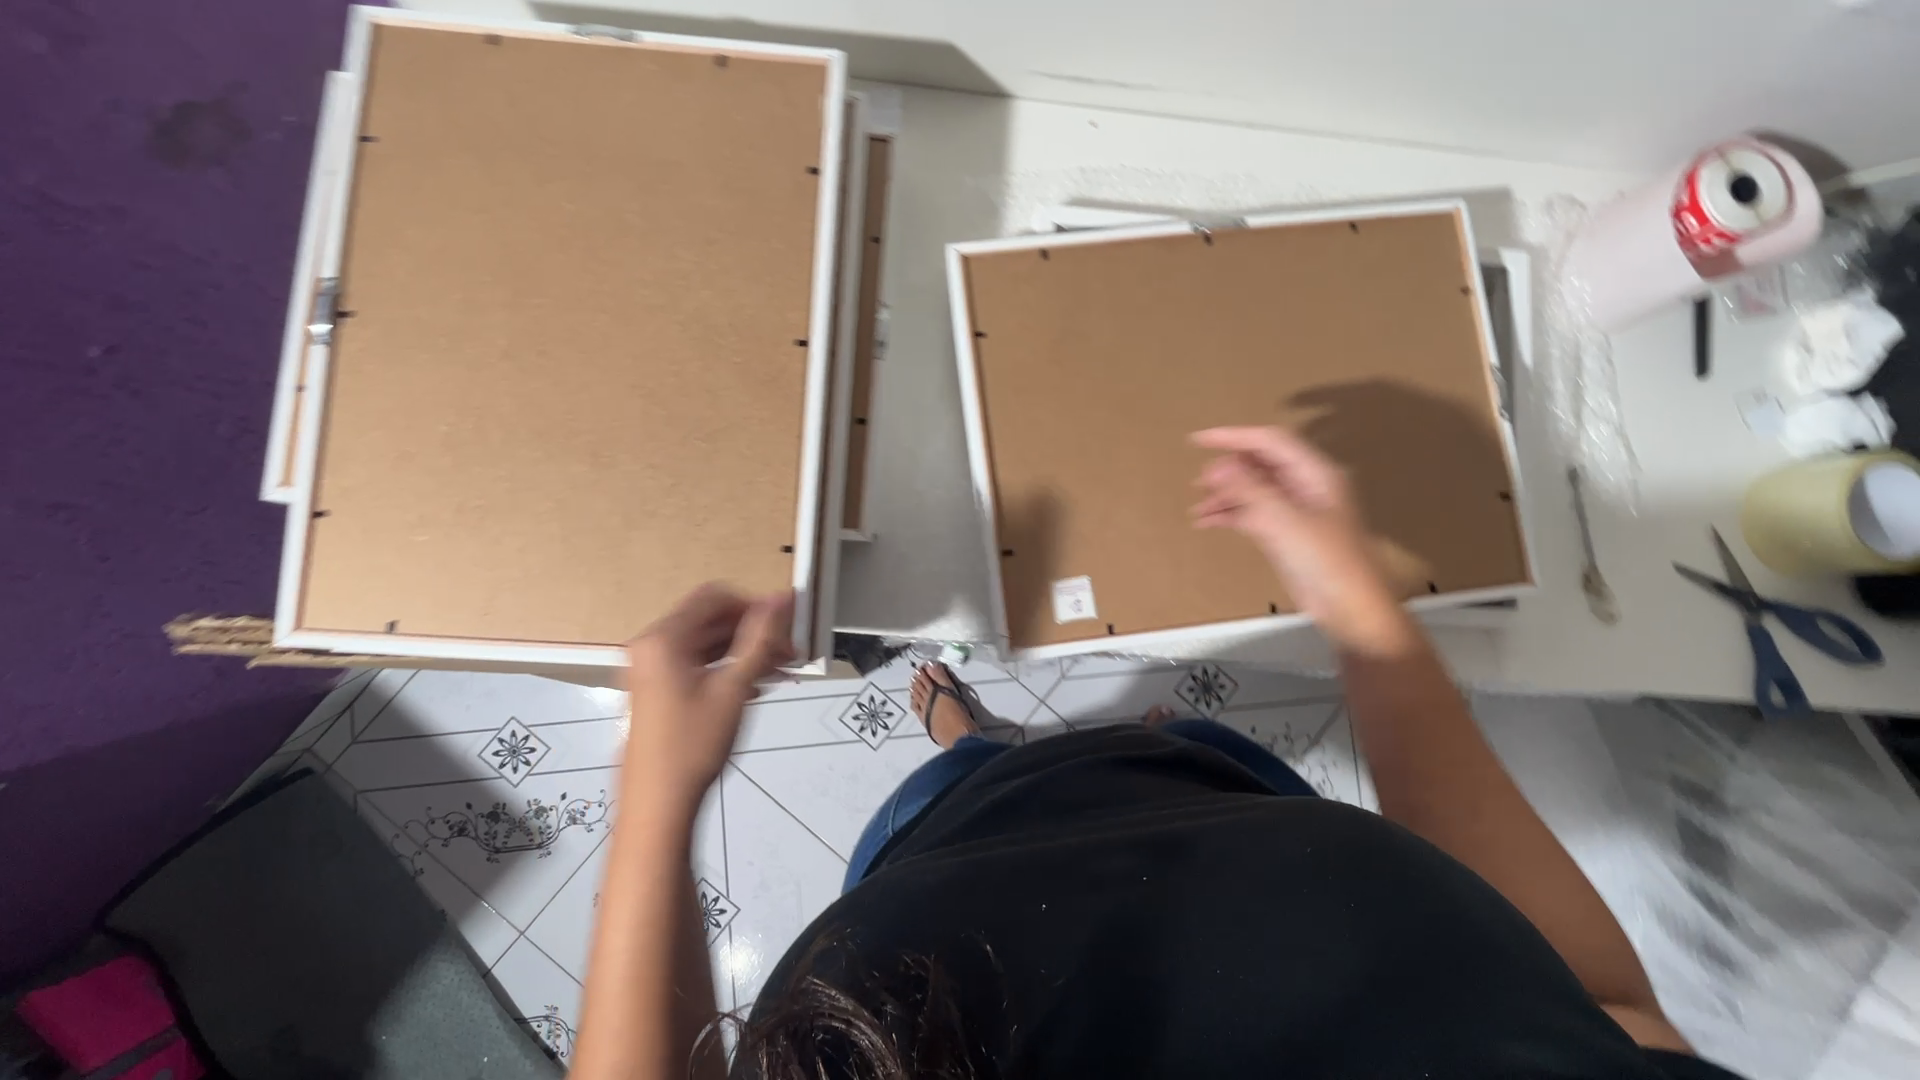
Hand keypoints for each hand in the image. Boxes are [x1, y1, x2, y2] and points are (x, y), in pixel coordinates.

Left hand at [623, 584, 794, 815]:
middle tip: (791, 653)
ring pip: (707, 645)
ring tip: (782, 671)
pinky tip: (756, 687)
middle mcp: (652, 647)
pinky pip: (698, 666)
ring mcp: (652, 670)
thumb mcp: (734, 687)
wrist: (658, 804)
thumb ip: (760, 638)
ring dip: (745, 653)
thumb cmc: (694, 744)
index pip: (715, 597)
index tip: (787, 627)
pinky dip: (728, 670)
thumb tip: (783, 597)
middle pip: (711, 621)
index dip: (754, 606)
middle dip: (754, 633)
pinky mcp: (658, 691)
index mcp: (663, 638)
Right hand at [1189, 426, 1411, 653]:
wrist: (1349, 606)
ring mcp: (1295, 509)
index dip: (1233, 436)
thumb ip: (1249, 490)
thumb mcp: (1283, 520)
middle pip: (1260, 463)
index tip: (1199, 440)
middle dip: (1227, 469)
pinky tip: (1207, 522)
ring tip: (1198, 505)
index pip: (1269, 441)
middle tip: (1200, 481)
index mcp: (1314, 473)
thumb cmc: (1328, 561)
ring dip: (1225, 494)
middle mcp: (1305, 485)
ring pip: (1253, 489)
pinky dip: (1230, 514)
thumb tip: (1218, 467)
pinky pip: (1252, 513)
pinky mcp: (1286, 532)